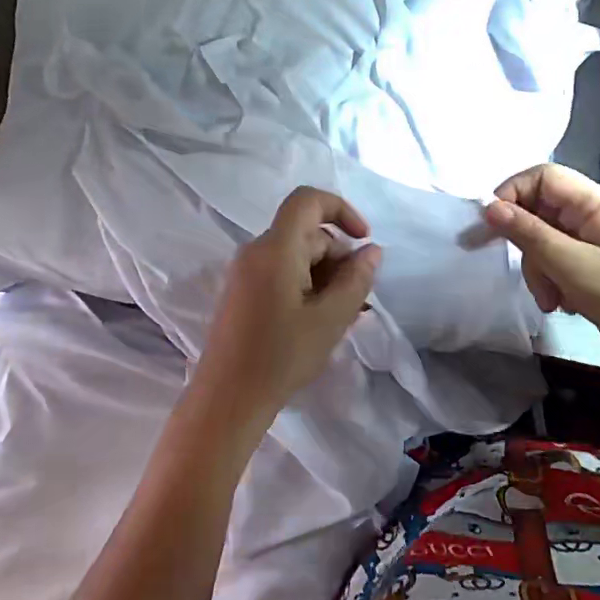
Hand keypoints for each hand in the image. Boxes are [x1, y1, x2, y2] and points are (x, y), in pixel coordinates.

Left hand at [191, 187, 382, 425]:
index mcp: (275, 249)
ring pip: (297, 257)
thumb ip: (356, 279)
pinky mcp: (242, 293)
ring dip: (326, 277)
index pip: (308, 201)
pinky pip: (282, 275)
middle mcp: (256, 251)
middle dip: (338, 258)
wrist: (227, 399)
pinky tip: (321, 321)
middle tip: (358, 300)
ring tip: (344, 317)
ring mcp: (245, 272)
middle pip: (307, 234)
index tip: (364, 241)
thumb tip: (372, 250)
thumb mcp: (331, 319)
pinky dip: (307, 288)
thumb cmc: (281, 356)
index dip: (341, 210)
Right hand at [482, 164, 599, 353]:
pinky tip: (560, 303)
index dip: (511, 194)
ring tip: (550, 300)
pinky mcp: (589, 261)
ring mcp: (591, 238)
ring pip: (542, 240)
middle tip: (514, 268)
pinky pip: (554, 259)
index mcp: (595, 202)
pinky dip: (550, 280)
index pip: (542, 177)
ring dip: (538, 270)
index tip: (489, 224)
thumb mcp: (569, 264)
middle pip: (538, 211)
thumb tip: (489, 208)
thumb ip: (527, 233)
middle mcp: (591, 213)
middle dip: (527, 245)